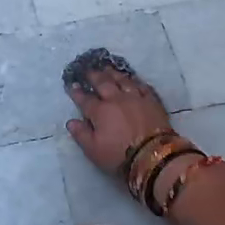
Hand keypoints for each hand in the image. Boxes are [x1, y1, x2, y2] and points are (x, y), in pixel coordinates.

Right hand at [64, 57, 175, 178]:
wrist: (153, 155)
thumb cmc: (118, 155)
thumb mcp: (93, 150)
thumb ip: (81, 134)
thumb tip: (71, 122)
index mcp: (100, 111)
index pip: (85, 99)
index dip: (77, 92)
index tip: (71, 85)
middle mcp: (117, 99)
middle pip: (103, 83)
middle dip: (94, 76)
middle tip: (88, 70)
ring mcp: (136, 98)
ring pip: (123, 81)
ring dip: (114, 73)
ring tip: (107, 68)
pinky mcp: (152, 101)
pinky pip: (143, 86)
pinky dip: (136, 81)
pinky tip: (133, 79)